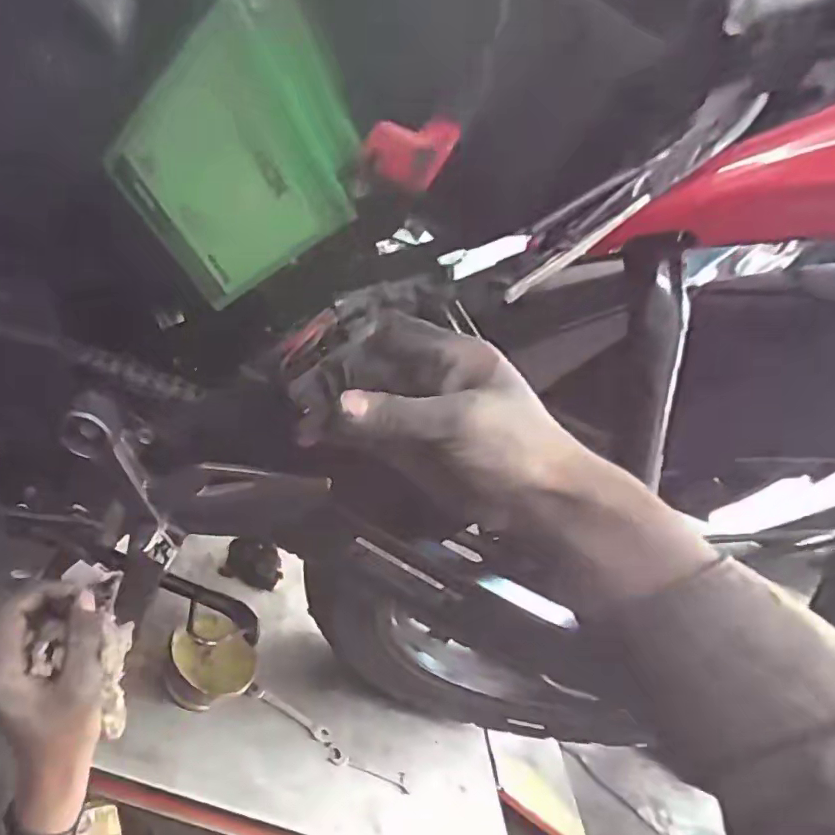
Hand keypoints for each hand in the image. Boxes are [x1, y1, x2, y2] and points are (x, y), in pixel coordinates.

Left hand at [0, 582, 117, 834]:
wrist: (52, 782)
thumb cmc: (66, 740)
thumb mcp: (81, 687)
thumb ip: (82, 638)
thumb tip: (85, 596)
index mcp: (0, 668)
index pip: (13, 608)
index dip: (46, 591)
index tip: (80, 592)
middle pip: (12, 610)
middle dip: (48, 598)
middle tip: (83, 600)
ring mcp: (0, 670)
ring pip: (19, 622)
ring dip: (50, 612)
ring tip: (84, 614)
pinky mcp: (13, 676)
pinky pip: (27, 639)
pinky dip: (50, 629)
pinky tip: (75, 633)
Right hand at [290, 310, 598, 524]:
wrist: (537, 501)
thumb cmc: (511, 446)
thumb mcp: (457, 421)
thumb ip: (396, 413)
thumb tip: (337, 406)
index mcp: (448, 357)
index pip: (390, 334)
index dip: (352, 338)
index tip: (314, 352)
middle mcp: (426, 379)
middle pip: (368, 369)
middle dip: (332, 380)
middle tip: (298, 396)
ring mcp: (412, 414)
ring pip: (361, 403)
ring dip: (330, 411)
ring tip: (301, 427)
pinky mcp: (403, 447)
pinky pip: (363, 434)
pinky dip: (338, 435)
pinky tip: (313, 439)